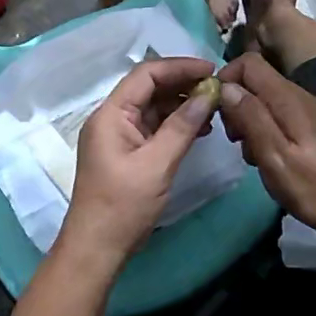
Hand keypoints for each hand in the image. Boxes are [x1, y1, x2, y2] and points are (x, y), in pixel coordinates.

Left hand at [60, 58, 220, 265]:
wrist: (97, 247)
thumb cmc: (123, 205)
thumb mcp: (157, 163)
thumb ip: (183, 126)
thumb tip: (209, 93)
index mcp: (110, 114)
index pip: (146, 74)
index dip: (179, 67)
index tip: (212, 70)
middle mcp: (111, 118)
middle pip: (149, 88)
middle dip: (183, 84)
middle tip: (218, 88)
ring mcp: (118, 136)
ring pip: (153, 107)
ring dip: (182, 104)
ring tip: (214, 109)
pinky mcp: (126, 152)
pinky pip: (153, 127)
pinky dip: (175, 124)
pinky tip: (200, 129)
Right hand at [215, 53, 315, 233]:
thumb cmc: (307, 184)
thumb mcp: (273, 153)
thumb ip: (250, 116)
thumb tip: (226, 87)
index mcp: (288, 97)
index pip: (249, 62)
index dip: (227, 79)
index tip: (217, 110)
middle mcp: (296, 95)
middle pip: (253, 79)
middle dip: (234, 102)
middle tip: (234, 138)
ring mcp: (302, 109)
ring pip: (260, 98)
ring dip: (245, 119)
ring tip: (248, 151)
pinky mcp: (303, 125)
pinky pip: (271, 113)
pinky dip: (258, 129)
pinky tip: (261, 155)